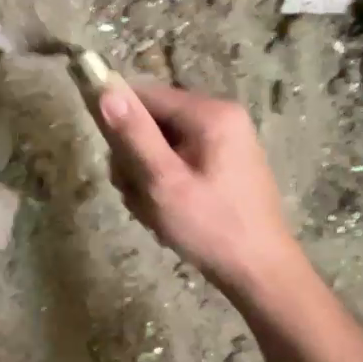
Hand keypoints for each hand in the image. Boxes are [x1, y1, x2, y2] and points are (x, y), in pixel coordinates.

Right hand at [94, 79, 302, 294]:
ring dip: (143, 175)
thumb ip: (133, 134)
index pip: (142, 95)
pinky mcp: (221, 161)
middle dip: (132, 157)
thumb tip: (104, 90)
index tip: (116, 162)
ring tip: (154, 208)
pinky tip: (167, 209)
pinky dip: (162, 182)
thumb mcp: (162, 181)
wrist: (258, 271)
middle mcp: (219, 116)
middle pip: (149, 120)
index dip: (118, 123)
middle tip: (139, 194)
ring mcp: (223, 140)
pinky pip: (174, 159)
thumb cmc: (209, 226)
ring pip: (157, 143)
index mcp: (210, 113)